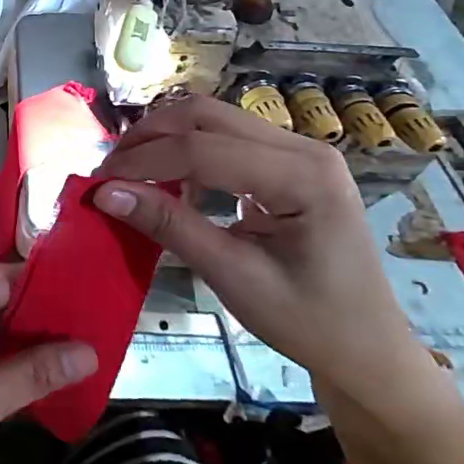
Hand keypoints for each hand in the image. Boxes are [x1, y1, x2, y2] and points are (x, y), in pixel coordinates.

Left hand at [0, 258, 97, 463]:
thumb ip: (36, 374)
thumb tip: (91, 354)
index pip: (20, 280)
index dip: (58, 301)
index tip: (96, 322)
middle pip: (10, 289)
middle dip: (45, 317)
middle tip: (90, 342)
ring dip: (26, 327)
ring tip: (71, 350)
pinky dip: (4, 332)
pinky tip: (33, 354)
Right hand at [92, 95, 419, 388]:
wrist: (366, 347)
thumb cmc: (308, 322)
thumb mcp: (234, 277)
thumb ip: (171, 227)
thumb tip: (106, 194)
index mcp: (303, 176)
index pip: (203, 150)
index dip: (143, 162)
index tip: (97, 184)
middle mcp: (305, 148)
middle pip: (207, 116)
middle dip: (149, 136)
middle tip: (109, 171)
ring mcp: (301, 150)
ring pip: (214, 119)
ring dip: (165, 138)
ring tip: (129, 171)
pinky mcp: (291, 162)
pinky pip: (228, 138)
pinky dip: (188, 150)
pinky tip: (167, 177)